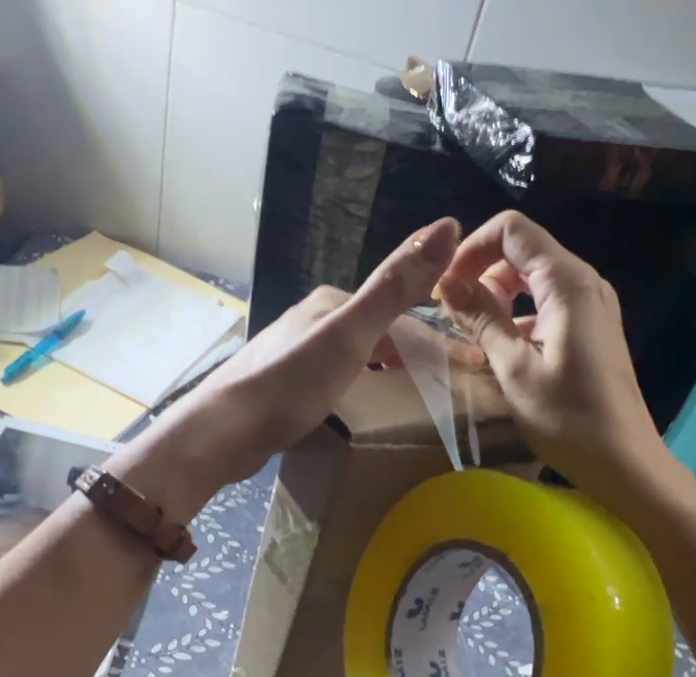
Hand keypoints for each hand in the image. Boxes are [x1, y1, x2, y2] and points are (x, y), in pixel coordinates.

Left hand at [111, 217, 461, 516]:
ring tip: (418, 401)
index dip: (439, 341)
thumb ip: (395, 288)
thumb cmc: (290, 384)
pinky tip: (366, 410)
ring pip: (359, 358)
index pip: (400, 315)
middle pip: (379, 335)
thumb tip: (447, 225)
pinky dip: (363, 391)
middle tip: (451, 387)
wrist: (223, 432)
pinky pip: (339, 381)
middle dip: (415, 356)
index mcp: (331, 303)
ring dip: (389, 374)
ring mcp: (296, 353)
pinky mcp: (286, 386)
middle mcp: (313, 320)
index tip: (473, 365)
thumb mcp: (350, 335)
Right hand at [435, 211, 672, 506]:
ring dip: (498, 298)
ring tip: (470, 336)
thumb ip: (481, 319)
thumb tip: (447, 284)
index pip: (512, 230)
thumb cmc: (568, 419)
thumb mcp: (514, 369)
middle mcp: (584, 282)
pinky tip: (499, 351)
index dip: (472, 248)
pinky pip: (548, 305)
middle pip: (523, 251)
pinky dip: (519, 317)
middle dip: (481, 273)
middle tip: (451, 315)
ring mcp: (592, 305)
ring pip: (534, 279)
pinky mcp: (592, 329)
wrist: (625, 462)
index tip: (445, 286)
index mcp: (567, 282)